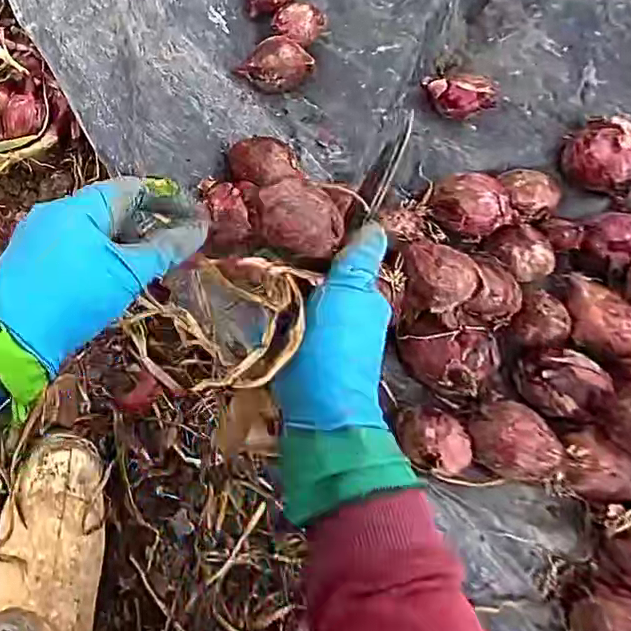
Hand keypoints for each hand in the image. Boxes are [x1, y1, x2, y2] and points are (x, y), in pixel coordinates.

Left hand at [0, 176, 207, 370]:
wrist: (14, 339)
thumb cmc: (76, 299)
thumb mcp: (127, 274)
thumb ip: (165, 249)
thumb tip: (199, 229)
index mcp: (79, 205)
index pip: (131, 188)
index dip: (164, 199)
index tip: (190, 217)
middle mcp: (56, 209)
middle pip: (111, 205)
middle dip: (145, 223)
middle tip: (172, 244)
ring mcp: (38, 230)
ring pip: (92, 226)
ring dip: (123, 240)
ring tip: (146, 263)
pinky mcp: (29, 253)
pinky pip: (73, 242)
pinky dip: (98, 251)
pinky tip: (112, 273)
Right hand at [272, 224, 391, 430]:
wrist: (319, 407)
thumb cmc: (337, 345)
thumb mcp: (349, 292)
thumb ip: (359, 259)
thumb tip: (376, 224)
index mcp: (363, 295)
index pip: (342, 257)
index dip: (320, 241)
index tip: (295, 222)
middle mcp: (346, 311)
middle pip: (318, 274)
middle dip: (296, 262)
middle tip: (266, 241)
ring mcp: (322, 331)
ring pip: (299, 293)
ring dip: (281, 282)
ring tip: (254, 261)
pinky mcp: (298, 346)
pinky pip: (284, 315)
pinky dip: (273, 305)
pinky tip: (255, 292)